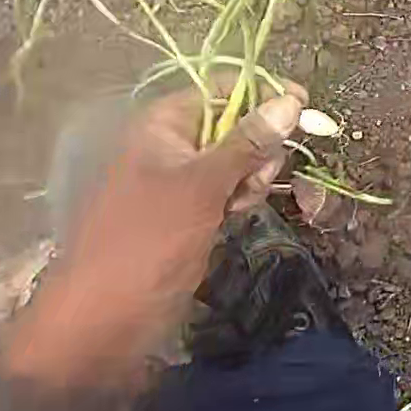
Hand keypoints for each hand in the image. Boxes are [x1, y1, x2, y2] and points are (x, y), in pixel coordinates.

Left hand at [4, 86, 306, 387]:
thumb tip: (291, 101)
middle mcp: (176, 143)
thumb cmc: (149, 240)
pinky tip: (237, 213)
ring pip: (241, 156)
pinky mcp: (195, 206)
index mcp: (165, 124)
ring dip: (254, 174)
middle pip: (238, 122)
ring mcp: (185, 177)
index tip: (304, 105)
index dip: (263, 93)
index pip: (223, 88)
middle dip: (260, 144)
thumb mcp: (203, 185)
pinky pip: (233, 184)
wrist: (106, 321)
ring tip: (241, 202)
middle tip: (259, 174)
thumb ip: (249, 141)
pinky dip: (243, 194)